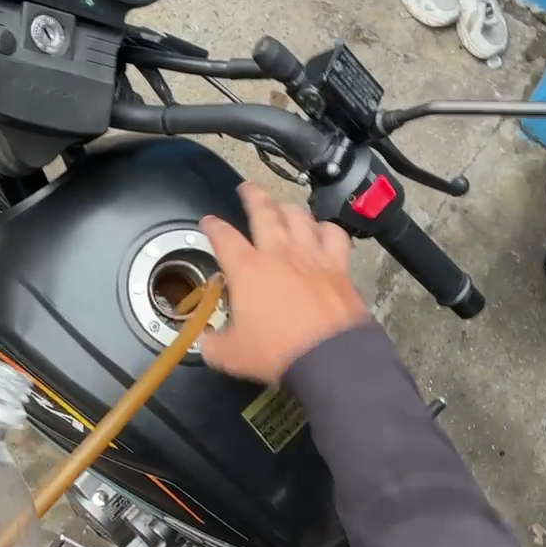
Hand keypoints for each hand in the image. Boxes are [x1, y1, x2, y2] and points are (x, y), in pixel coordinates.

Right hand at [199, 182, 370, 382]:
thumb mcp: (232, 355)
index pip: (224, 237)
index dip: (213, 226)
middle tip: (247, 188)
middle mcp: (279, 253)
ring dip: (288, 207)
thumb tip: (206, 343)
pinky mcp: (338, 266)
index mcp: (248, 269)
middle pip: (264, 211)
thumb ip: (213, 344)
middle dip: (252, 195)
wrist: (328, 357)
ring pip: (300, 216)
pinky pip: (334, 235)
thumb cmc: (278, 353)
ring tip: (283, 206)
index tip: (209, 222)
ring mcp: (312, 256)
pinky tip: (323, 230)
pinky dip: (327, 228)